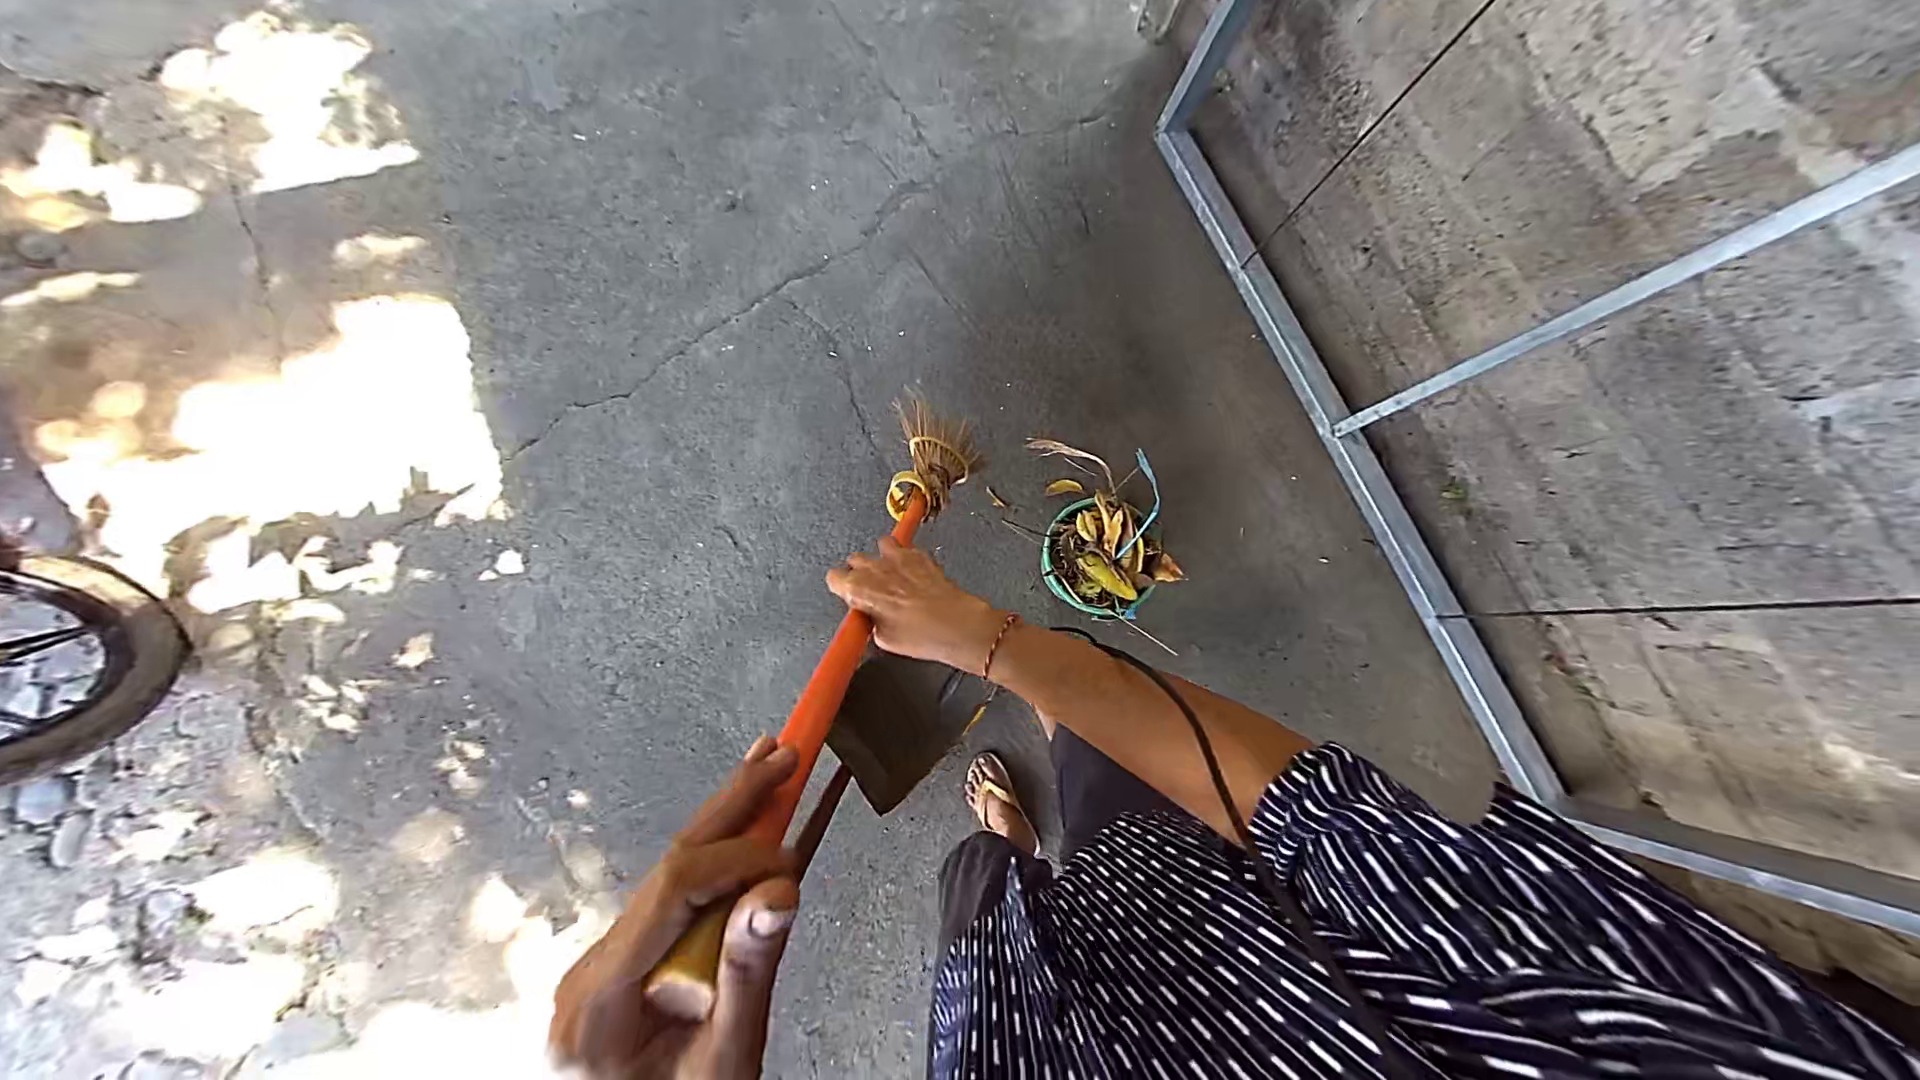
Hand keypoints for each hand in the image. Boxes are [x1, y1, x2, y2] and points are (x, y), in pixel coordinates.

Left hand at [550, 737, 800, 1078]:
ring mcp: (611, 958)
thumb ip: (747, 973)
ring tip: (768, 764)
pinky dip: (723, 846)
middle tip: (782, 757)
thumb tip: (778, 891)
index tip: (789, 865)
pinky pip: (683, 888)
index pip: (678, 887)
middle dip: (737, 801)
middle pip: (676, 857)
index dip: (741, 858)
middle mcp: (596, 966)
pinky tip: (743, 812)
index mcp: (603, 998)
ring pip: (678, 863)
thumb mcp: (723, 1062)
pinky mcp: (635, 952)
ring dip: (732, 812)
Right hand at [825, 536, 1006, 673]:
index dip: (841, 587)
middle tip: (872, 589)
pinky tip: (914, 574)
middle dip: (861, 572)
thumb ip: (870, 620)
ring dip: (884, 557)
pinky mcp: (920, 554)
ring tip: (893, 575)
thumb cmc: (922, 634)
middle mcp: (876, 568)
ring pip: (881, 545)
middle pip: (856, 559)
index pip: (834, 577)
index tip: (847, 594)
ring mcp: (899, 557)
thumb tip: (872, 617)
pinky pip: (906, 549)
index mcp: (859, 588)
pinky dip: (907, 557)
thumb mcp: (883, 638)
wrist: (956, 624)